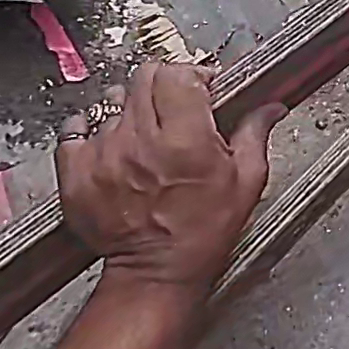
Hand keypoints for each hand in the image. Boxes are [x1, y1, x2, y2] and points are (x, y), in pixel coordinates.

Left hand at [55, 64, 286, 301]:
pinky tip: (113, 146)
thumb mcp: (245, 184)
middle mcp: (140, 142)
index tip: (200, 88)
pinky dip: (93, 130)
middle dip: (163, 84)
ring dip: (131, 108)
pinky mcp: (76, 172)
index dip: (191, 75)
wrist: (155, 273)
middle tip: (175, 107)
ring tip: (144, 134)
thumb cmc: (204, 232)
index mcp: (186, 142)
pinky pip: (76, 129)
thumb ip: (255, 135)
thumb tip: (272, 106)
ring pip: (112, 100)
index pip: (177, 74)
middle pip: (143, 77)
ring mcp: (103, 155)